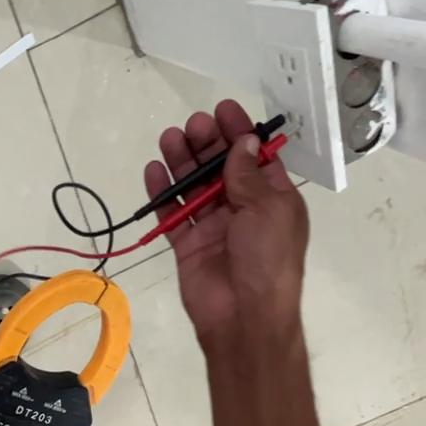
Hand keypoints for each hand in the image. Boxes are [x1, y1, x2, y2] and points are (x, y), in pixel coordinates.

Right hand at [144, 99, 309, 345]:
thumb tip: (242, 144)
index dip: (239, 133)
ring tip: (169, 139)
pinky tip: (153, 172)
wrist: (244, 315)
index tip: (222, 110)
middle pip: (221, 168)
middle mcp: (242, 209)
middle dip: (207, 144)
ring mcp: (213, 227)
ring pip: (194, 187)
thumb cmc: (267, 259)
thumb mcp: (268, 208)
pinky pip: (172, 215)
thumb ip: (248, 175)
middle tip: (191, 125)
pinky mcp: (188, 245)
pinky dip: (162, 195)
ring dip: (182, 163)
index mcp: (272, 198)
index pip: (254, 157)